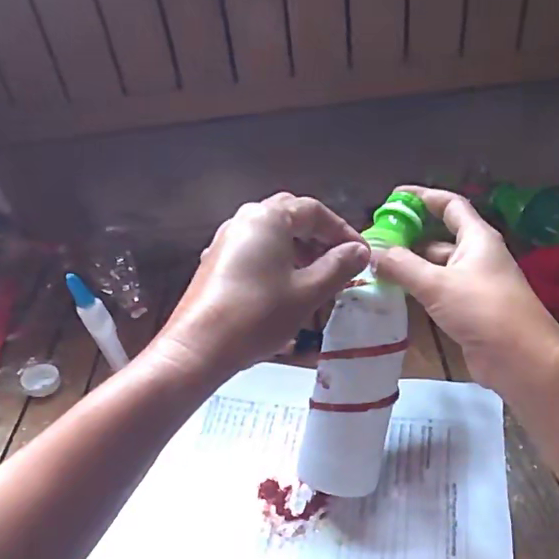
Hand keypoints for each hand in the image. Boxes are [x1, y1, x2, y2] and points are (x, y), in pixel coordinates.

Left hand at [150, 193, 369, 383]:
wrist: (199, 347)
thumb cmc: (257, 315)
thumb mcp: (307, 292)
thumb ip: (338, 267)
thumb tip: (358, 251)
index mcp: (267, 217)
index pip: (314, 211)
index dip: (341, 231)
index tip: (359, 255)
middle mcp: (242, 221)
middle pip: (290, 220)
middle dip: (318, 240)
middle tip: (339, 265)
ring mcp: (224, 242)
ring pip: (270, 239)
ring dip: (298, 255)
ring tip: (316, 283)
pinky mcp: (214, 265)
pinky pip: (253, 256)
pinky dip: (275, 266)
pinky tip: (285, 294)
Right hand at [372, 186, 558, 390]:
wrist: (520, 358)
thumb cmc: (483, 310)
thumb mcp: (437, 284)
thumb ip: (402, 266)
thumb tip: (372, 252)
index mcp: (477, 239)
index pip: (450, 205)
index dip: (424, 197)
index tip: (395, 196)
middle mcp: (477, 256)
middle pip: (439, 237)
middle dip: (409, 235)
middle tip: (375, 239)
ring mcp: (473, 284)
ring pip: (435, 266)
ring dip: (409, 265)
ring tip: (375, 266)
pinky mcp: (467, 310)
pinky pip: (436, 290)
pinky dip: (415, 288)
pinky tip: (393, 293)